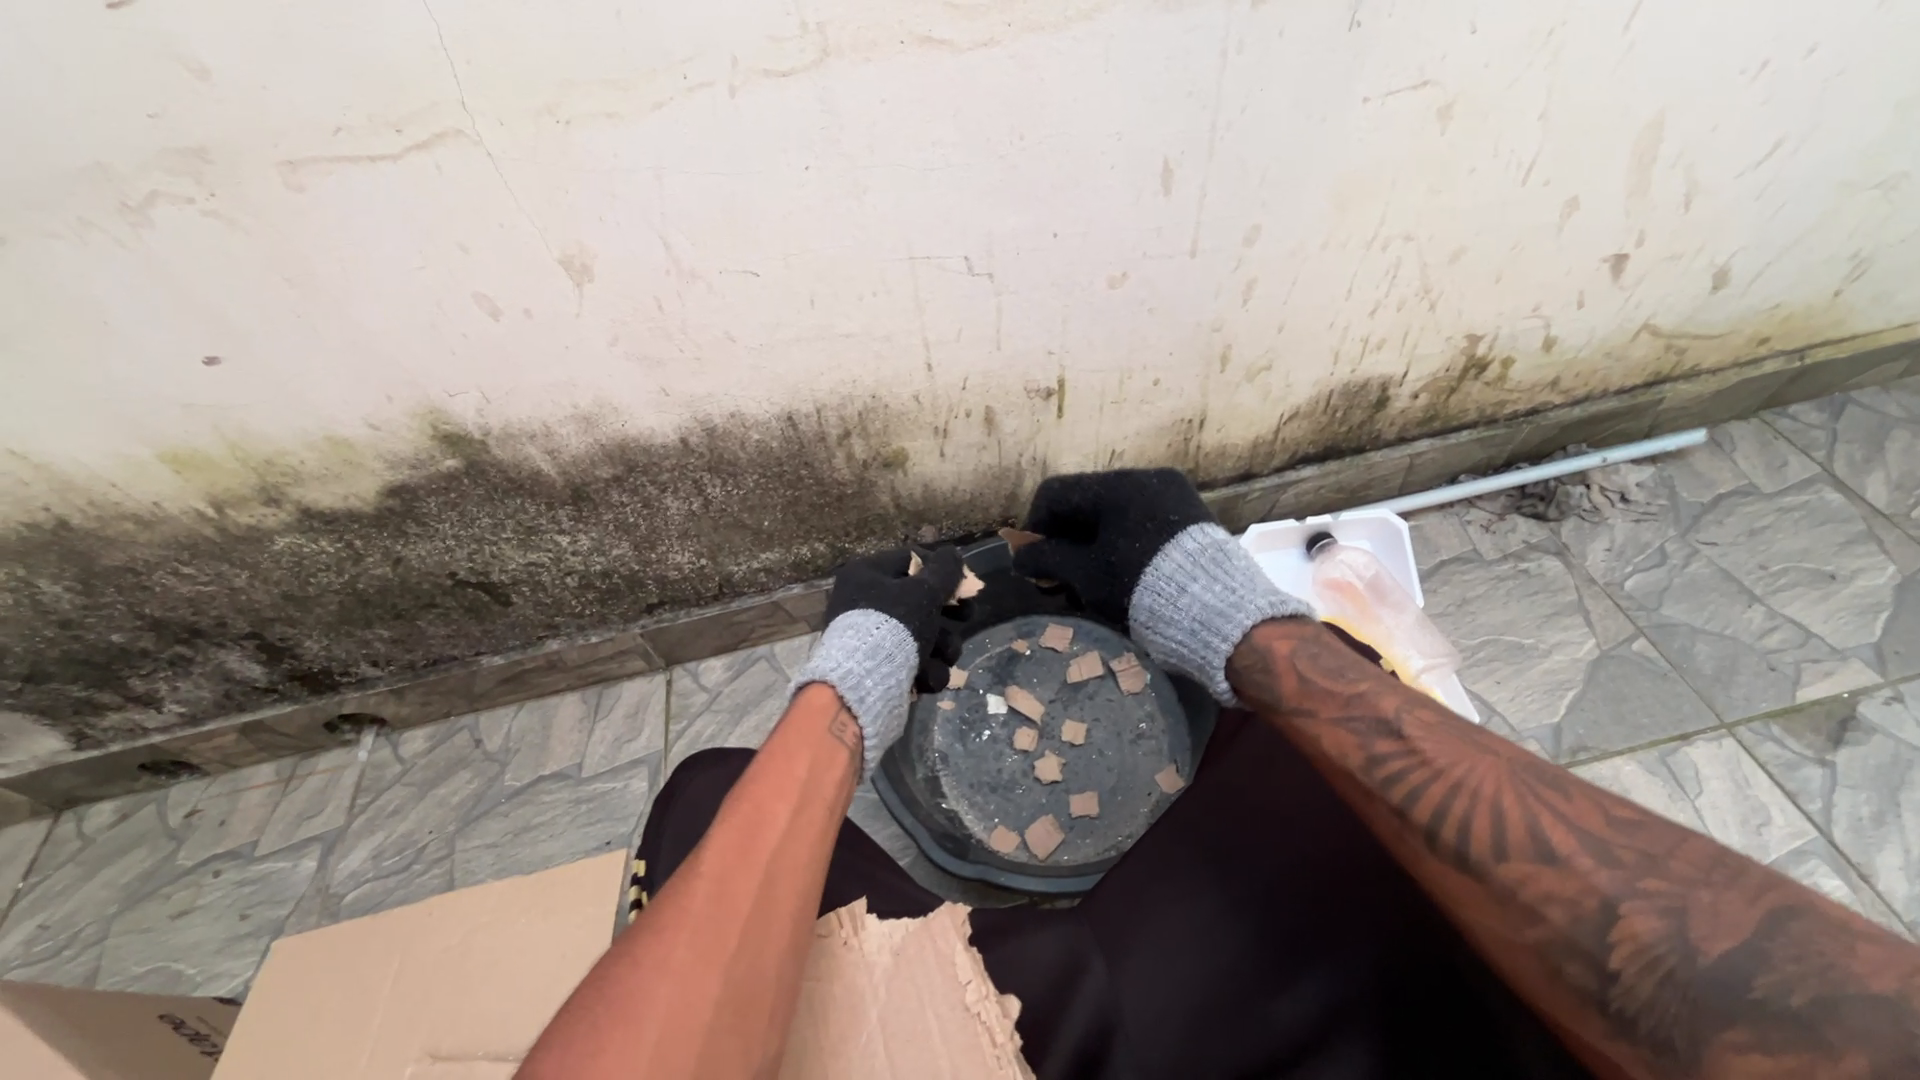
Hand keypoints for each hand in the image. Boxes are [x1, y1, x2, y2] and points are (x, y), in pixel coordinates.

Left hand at [820, 547, 968, 691]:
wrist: (863, 685)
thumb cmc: (892, 626)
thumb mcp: (924, 591)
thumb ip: (945, 570)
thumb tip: (952, 554)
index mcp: (867, 574)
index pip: (911, 559)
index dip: (943, 570)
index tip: (965, 584)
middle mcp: (865, 602)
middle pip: (920, 601)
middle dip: (948, 616)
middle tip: (967, 618)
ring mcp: (871, 638)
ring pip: (922, 635)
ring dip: (942, 647)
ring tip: (944, 656)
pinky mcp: (879, 669)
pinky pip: (912, 661)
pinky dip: (924, 670)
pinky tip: (925, 677)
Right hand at [1011, 468, 1216, 626]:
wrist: (1220, 614)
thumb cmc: (1142, 588)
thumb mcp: (1085, 575)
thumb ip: (1046, 559)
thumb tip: (1019, 556)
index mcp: (1116, 485)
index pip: (1055, 493)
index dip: (1034, 527)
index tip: (1033, 562)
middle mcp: (1147, 479)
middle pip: (1086, 503)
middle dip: (1065, 541)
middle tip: (1059, 580)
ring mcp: (1174, 497)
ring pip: (1114, 515)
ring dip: (1092, 546)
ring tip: (1088, 586)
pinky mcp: (1193, 519)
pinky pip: (1142, 524)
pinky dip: (1121, 546)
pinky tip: (1120, 580)